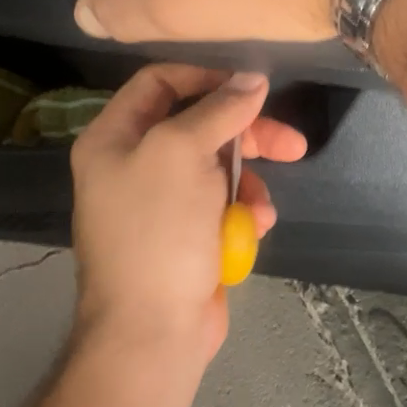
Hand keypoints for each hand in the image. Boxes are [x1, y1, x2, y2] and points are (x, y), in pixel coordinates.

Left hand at [69, 65, 308, 362]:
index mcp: (114, 139)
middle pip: (201, 127)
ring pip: (222, 170)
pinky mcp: (190, 235)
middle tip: (291, 144)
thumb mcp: (182, 153)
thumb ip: (218, 110)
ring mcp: (164, 203)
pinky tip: (254, 231)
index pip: (160, 82)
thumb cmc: (158, 232)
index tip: (252, 84)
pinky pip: (226, 206)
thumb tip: (253, 78)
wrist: (153, 329)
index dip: (207, 77)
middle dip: (248, 136)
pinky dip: (244, 215)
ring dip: (250, 185)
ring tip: (260, 211)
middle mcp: (135, 165)